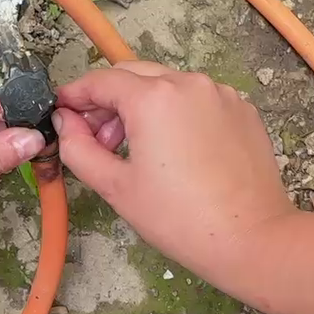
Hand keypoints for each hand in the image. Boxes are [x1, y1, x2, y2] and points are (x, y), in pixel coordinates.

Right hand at [53, 62, 296, 289]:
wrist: (251, 238)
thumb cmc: (180, 218)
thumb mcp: (116, 187)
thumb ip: (79, 148)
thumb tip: (65, 123)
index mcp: (154, 98)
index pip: (101, 80)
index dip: (75, 94)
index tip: (63, 111)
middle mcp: (189, 83)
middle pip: (134, 75)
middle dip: (108, 100)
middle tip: (98, 139)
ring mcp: (221, 94)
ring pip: (168, 85)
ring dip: (144, 106)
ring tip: (137, 149)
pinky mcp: (243, 110)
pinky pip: (199, 100)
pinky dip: (178, 114)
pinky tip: (176, 152)